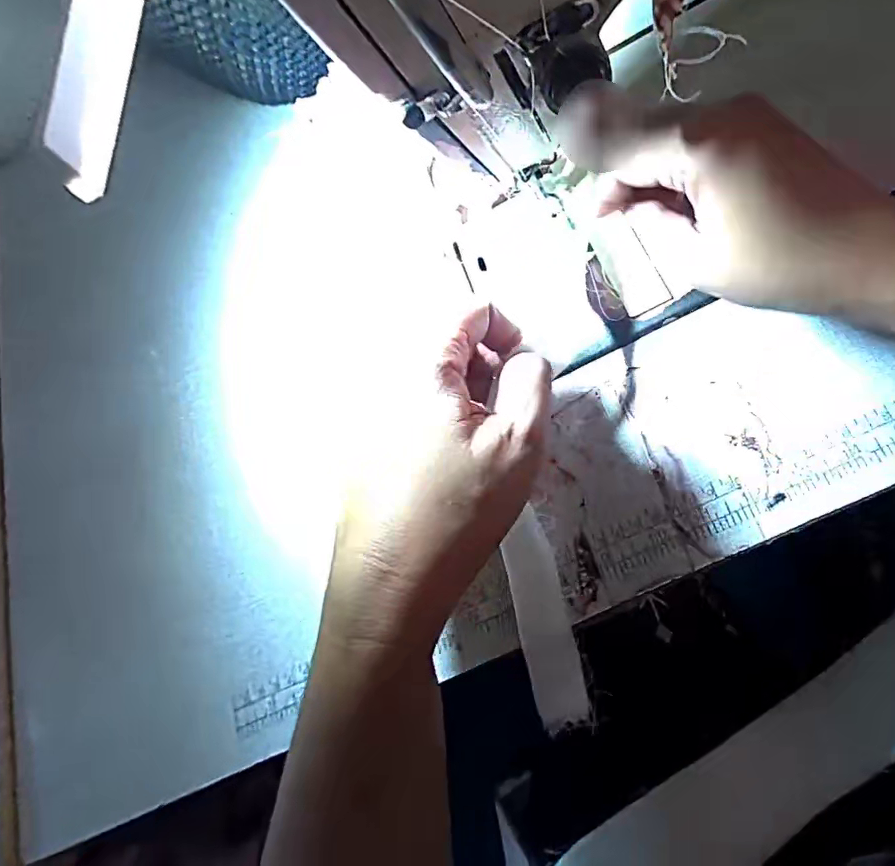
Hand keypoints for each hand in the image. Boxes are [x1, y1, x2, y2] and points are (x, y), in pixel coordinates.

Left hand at [329, 304, 552, 655]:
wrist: (390, 585)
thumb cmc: (457, 514)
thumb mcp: (520, 442)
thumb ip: (533, 378)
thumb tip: (526, 354)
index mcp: (420, 364)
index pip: (472, 309)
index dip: (511, 333)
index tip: (522, 376)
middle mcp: (383, 375)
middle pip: (450, 341)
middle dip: (488, 368)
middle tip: (503, 418)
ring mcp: (366, 409)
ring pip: (432, 376)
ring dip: (466, 396)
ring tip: (478, 446)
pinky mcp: (361, 440)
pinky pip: (410, 405)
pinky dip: (439, 417)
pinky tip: (446, 464)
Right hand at [560, 85, 894, 324]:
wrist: (875, 253)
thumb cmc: (783, 266)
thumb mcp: (700, 258)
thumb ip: (651, 220)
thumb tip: (621, 200)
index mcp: (697, 143)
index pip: (619, 145)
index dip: (593, 175)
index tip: (589, 210)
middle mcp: (720, 112)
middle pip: (642, 130)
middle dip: (621, 171)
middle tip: (618, 219)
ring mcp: (747, 113)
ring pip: (670, 130)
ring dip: (650, 167)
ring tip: (654, 216)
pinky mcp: (765, 124)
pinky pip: (701, 134)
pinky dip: (680, 162)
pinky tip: (685, 198)